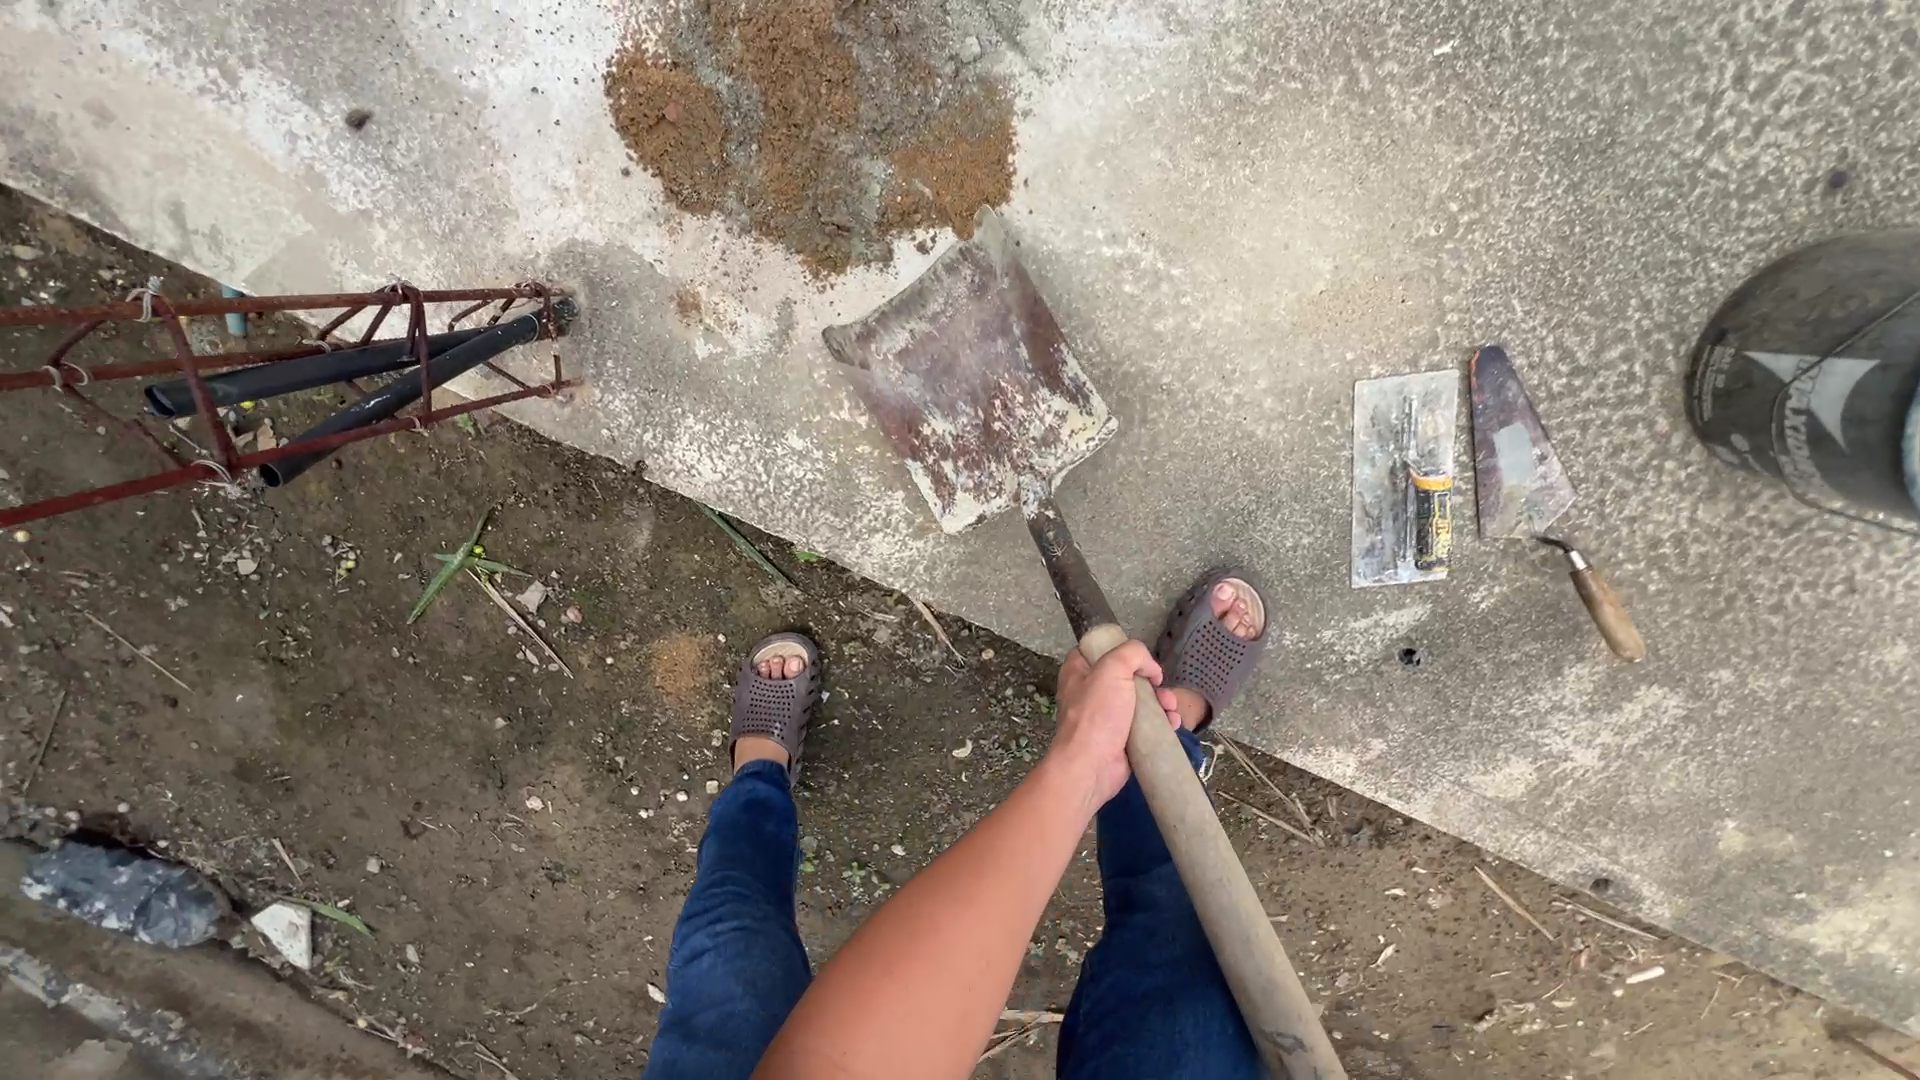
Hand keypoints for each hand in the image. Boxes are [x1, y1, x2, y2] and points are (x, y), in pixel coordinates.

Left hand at [1049, 640, 1181, 806]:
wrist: (1091, 766)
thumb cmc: (1096, 715)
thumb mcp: (1112, 669)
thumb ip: (1132, 654)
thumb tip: (1150, 668)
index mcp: (1079, 670)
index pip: (1102, 649)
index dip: (1124, 652)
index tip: (1141, 661)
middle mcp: (1090, 691)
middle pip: (1128, 676)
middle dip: (1151, 681)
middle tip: (1162, 688)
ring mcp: (1106, 716)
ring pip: (1140, 701)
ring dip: (1161, 702)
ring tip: (1171, 708)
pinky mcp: (1121, 738)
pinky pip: (1146, 725)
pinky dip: (1162, 722)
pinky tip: (1173, 723)